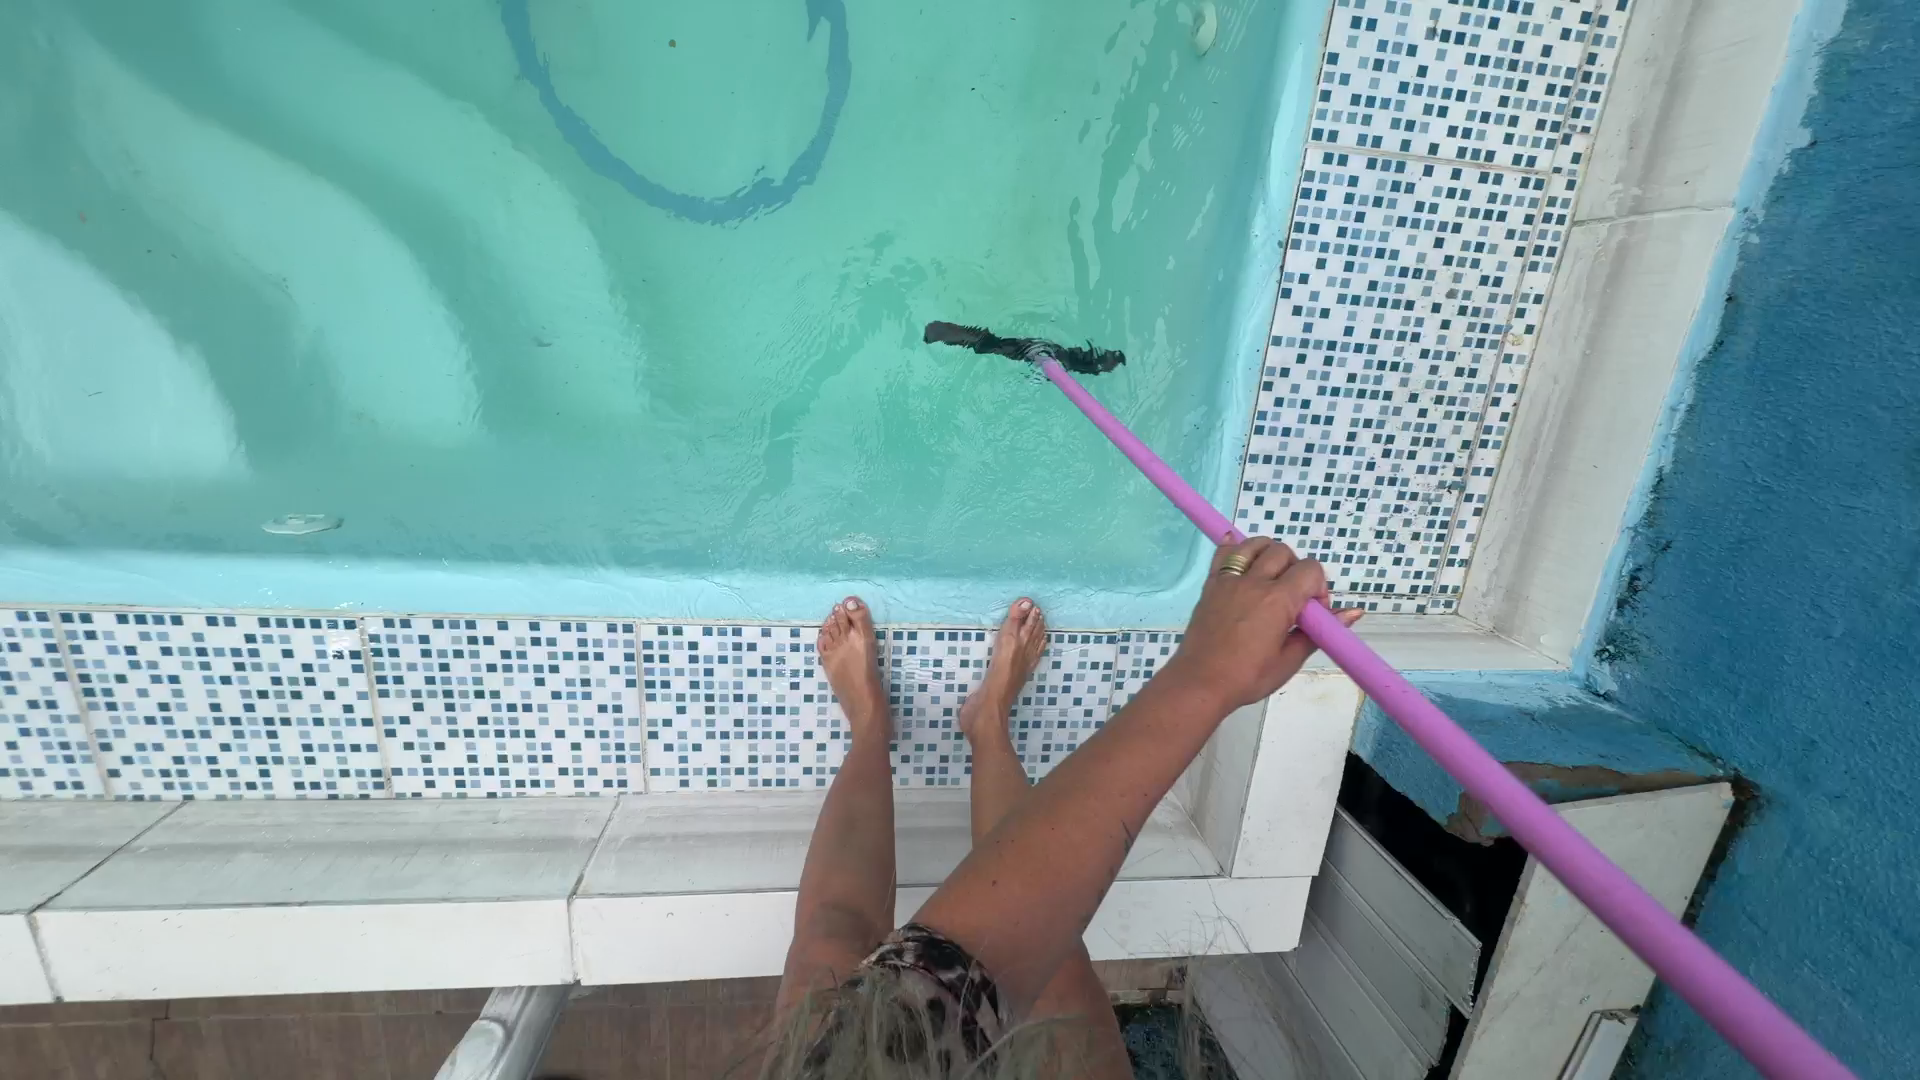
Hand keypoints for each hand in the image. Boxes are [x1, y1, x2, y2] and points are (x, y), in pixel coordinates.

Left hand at [1162, 537, 1363, 710]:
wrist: (1200, 681)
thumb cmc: (1247, 676)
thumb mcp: (1290, 660)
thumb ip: (1318, 632)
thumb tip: (1354, 613)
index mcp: (1278, 600)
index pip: (1310, 569)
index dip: (1318, 587)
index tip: (1312, 611)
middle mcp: (1253, 582)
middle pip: (1283, 551)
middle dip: (1295, 568)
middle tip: (1292, 595)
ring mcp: (1228, 580)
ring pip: (1253, 545)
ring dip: (1268, 553)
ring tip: (1270, 576)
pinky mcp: (1210, 585)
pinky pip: (1222, 553)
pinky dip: (1233, 548)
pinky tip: (1242, 558)